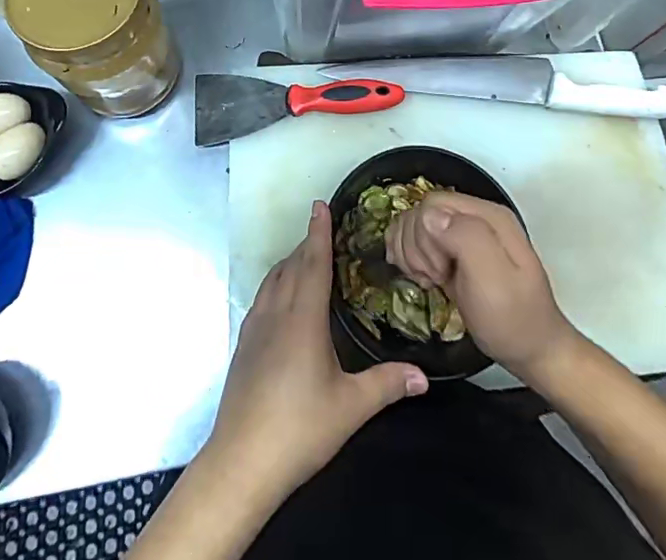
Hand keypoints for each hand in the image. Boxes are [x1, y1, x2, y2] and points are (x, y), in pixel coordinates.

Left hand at [205, 200, 428, 497]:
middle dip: (306, 245)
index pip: (311, 264)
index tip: (319, 204)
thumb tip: (424, 376)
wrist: (242, 460)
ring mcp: (254, 329)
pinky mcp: (243, 346)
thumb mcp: (350, 407)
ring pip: (272, 282)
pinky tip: (283, 301)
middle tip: (324, 231)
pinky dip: (276, 285)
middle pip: (290, 267)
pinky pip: (261, 299)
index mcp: (301, 319)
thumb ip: (387, 385)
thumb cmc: (299, 428)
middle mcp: (275, 314)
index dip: (317, 232)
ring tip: (306, 259)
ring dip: (289, 263)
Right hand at [386, 190, 587, 381]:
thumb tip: (429, 215)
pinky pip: (414, 237)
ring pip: (413, 223)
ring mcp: (463, 232)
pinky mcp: (452, 248)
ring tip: (430, 278)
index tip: (441, 271)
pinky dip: (408, 255)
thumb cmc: (512, 320)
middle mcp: (475, 217)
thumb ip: (466, 238)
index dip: (426, 237)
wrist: (530, 349)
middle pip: (421, 213)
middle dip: (417, 247)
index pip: (432, 204)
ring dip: (411, 253)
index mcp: (489, 217)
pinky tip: (421, 275)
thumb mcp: (494, 280)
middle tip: (436, 277)